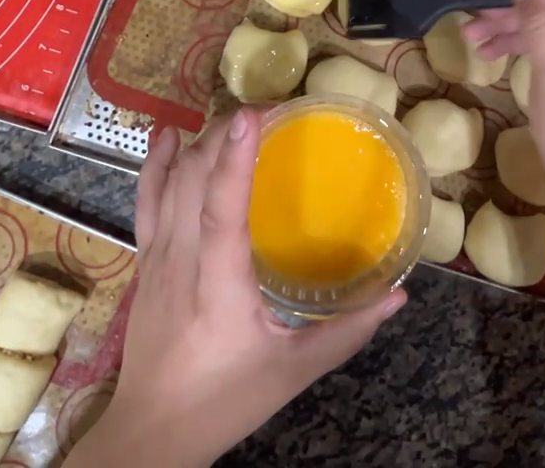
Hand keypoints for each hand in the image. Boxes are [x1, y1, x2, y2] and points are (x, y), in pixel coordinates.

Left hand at [67, 109, 406, 467]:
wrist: (151, 432)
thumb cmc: (225, 399)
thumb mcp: (293, 372)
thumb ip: (346, 333)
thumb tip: (399, 295)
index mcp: (219, 286)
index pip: (221, 210)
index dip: (234, 159)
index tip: (252, 115)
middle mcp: (182, 261)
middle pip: (194, 181)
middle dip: (225, 135)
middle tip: (270, 112)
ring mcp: (158, 258)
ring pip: (171, 184)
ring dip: (201, 143)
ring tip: (234, 118)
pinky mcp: (146, 261)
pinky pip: (146, 201)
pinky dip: (156, 164)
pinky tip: (168, 134)